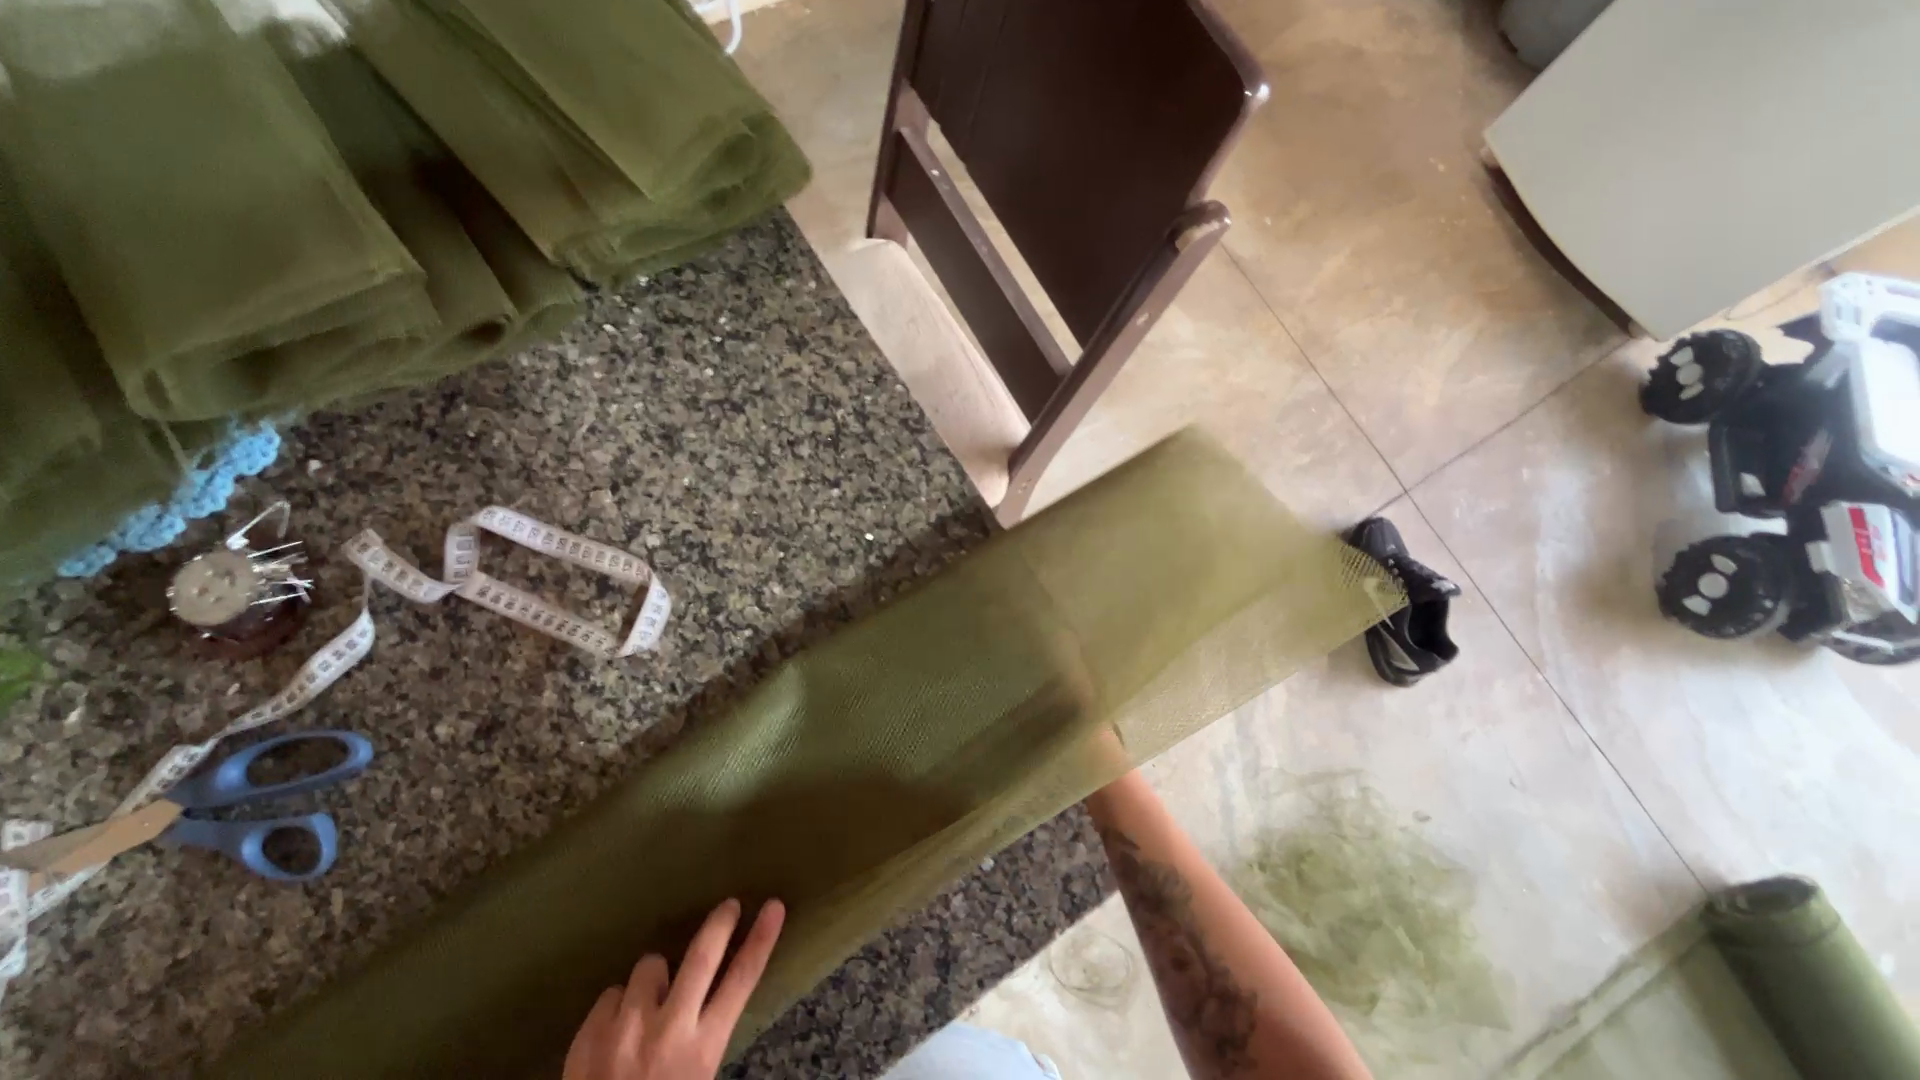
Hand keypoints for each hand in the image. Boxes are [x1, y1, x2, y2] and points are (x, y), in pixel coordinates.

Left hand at [563, 898, 786, 1079]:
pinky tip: (614, 1031)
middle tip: (729, 905)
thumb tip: (707, 1001)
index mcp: (703, 1047)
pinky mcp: (589, 1031)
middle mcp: (669, 1028)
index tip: (773, 906)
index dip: (761, 939)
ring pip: (649, 967)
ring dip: (655, 978)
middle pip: (701, 956)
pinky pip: (611, 994)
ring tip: (648, 1007)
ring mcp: (626, 1026)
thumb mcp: (698, 1078)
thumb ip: (702, 1039)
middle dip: (719, 924)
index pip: (741, 980)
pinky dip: (618, 1006)